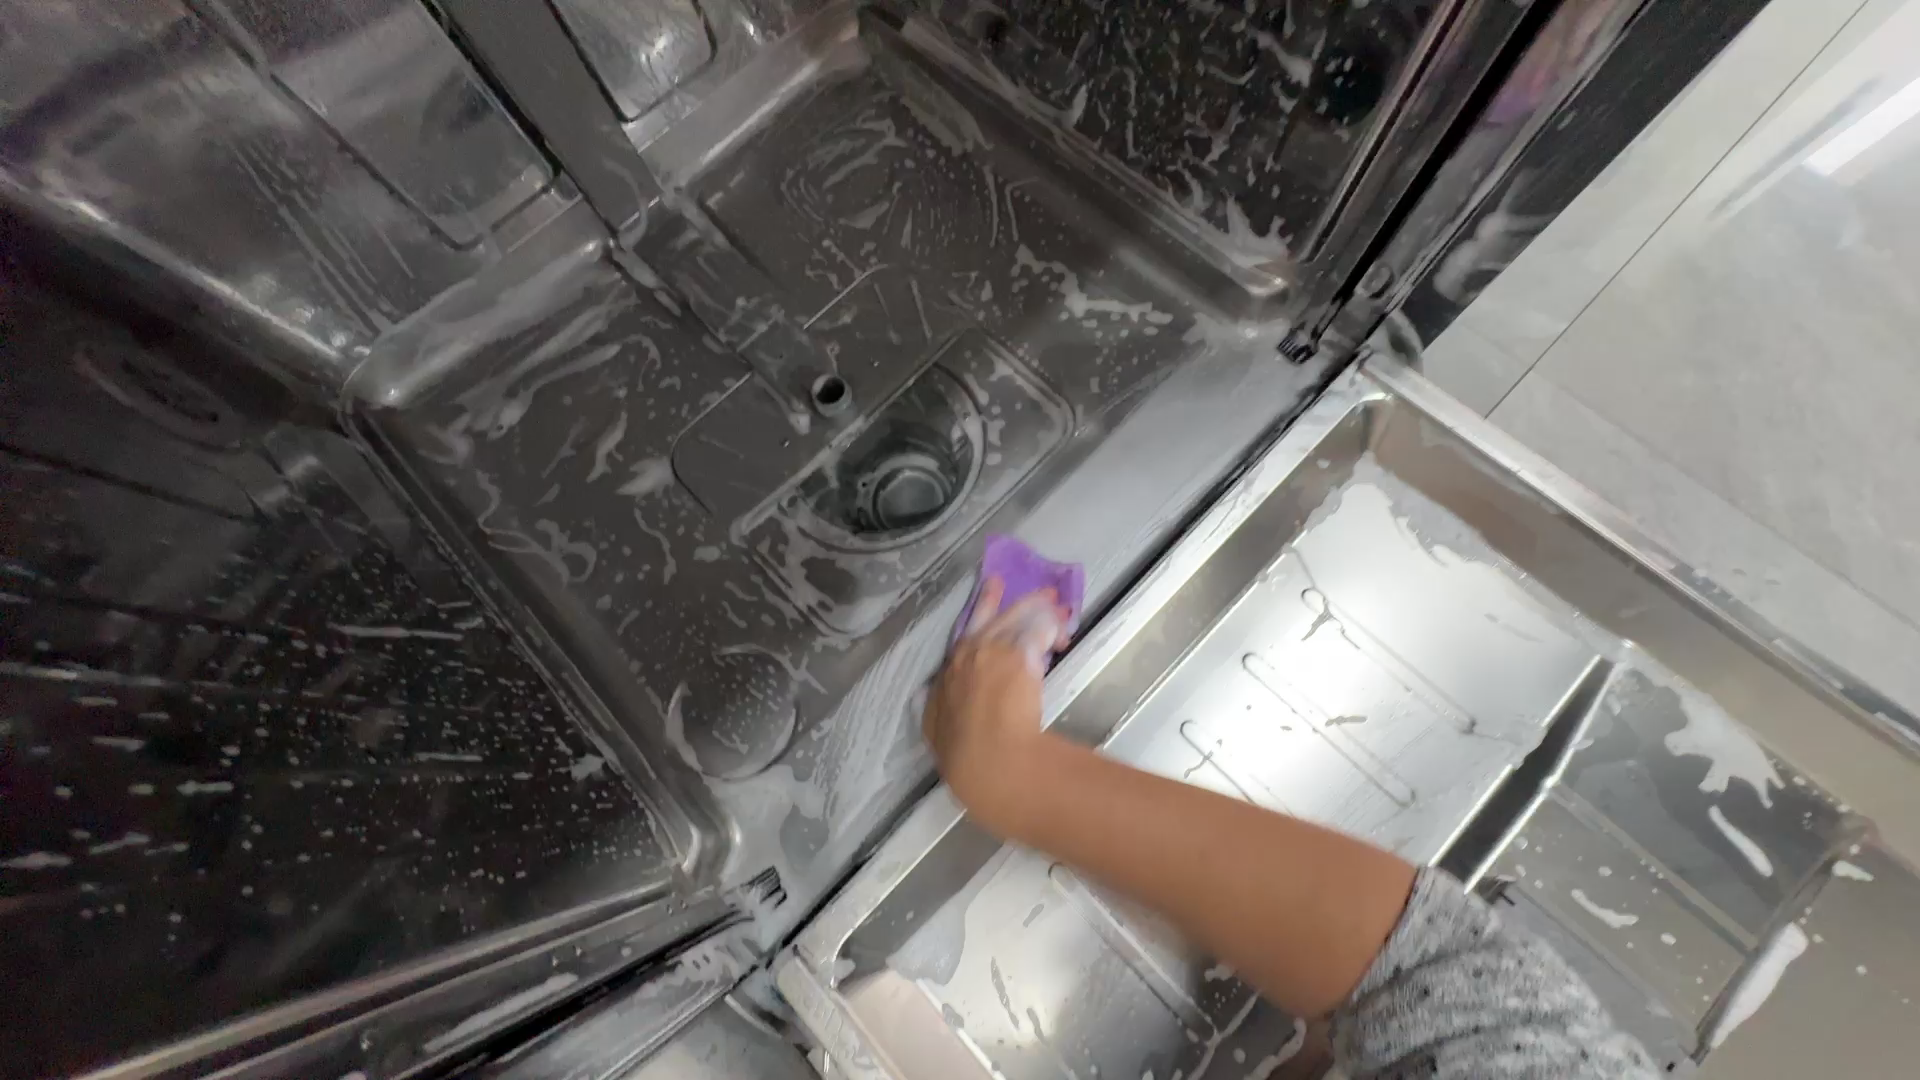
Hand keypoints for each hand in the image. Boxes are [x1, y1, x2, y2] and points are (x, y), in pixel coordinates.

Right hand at [923, 577, 1071, 833]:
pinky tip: (1062, 631)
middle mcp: (968, 652)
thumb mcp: (935, 729)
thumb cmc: (961, 751)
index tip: (982, 606)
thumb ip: (933, 710)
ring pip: (1016, 619)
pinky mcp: (1021, 654)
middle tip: (1004, 583)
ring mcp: (995, 649)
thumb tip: (927, 695)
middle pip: (986, 617)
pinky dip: (1052, 629)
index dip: (976, 620)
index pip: (963, 635)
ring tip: (1054, 606)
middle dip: (996, 599)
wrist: (986, 757)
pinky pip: (1039, 631)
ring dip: (1037, 612)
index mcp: (949, 670)